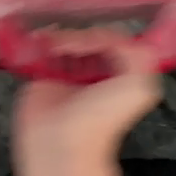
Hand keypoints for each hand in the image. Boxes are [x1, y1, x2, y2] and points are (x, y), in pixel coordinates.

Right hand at [14, 30, 162, 161]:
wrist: (62, 140)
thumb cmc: (101, 117)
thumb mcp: (138, 86)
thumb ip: (136, 55)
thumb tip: (107, 40)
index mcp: (120, 75)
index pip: (113, 41)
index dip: (103, 36)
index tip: (93, 41)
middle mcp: (94, 73)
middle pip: (87, 38)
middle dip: (78, 36)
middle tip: (70, 45)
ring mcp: (67, 74)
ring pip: (63, 42)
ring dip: (58, 38)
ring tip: (53, 46)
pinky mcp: (41, 77)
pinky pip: (39, 52)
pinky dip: (37, 44)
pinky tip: (37, 43)